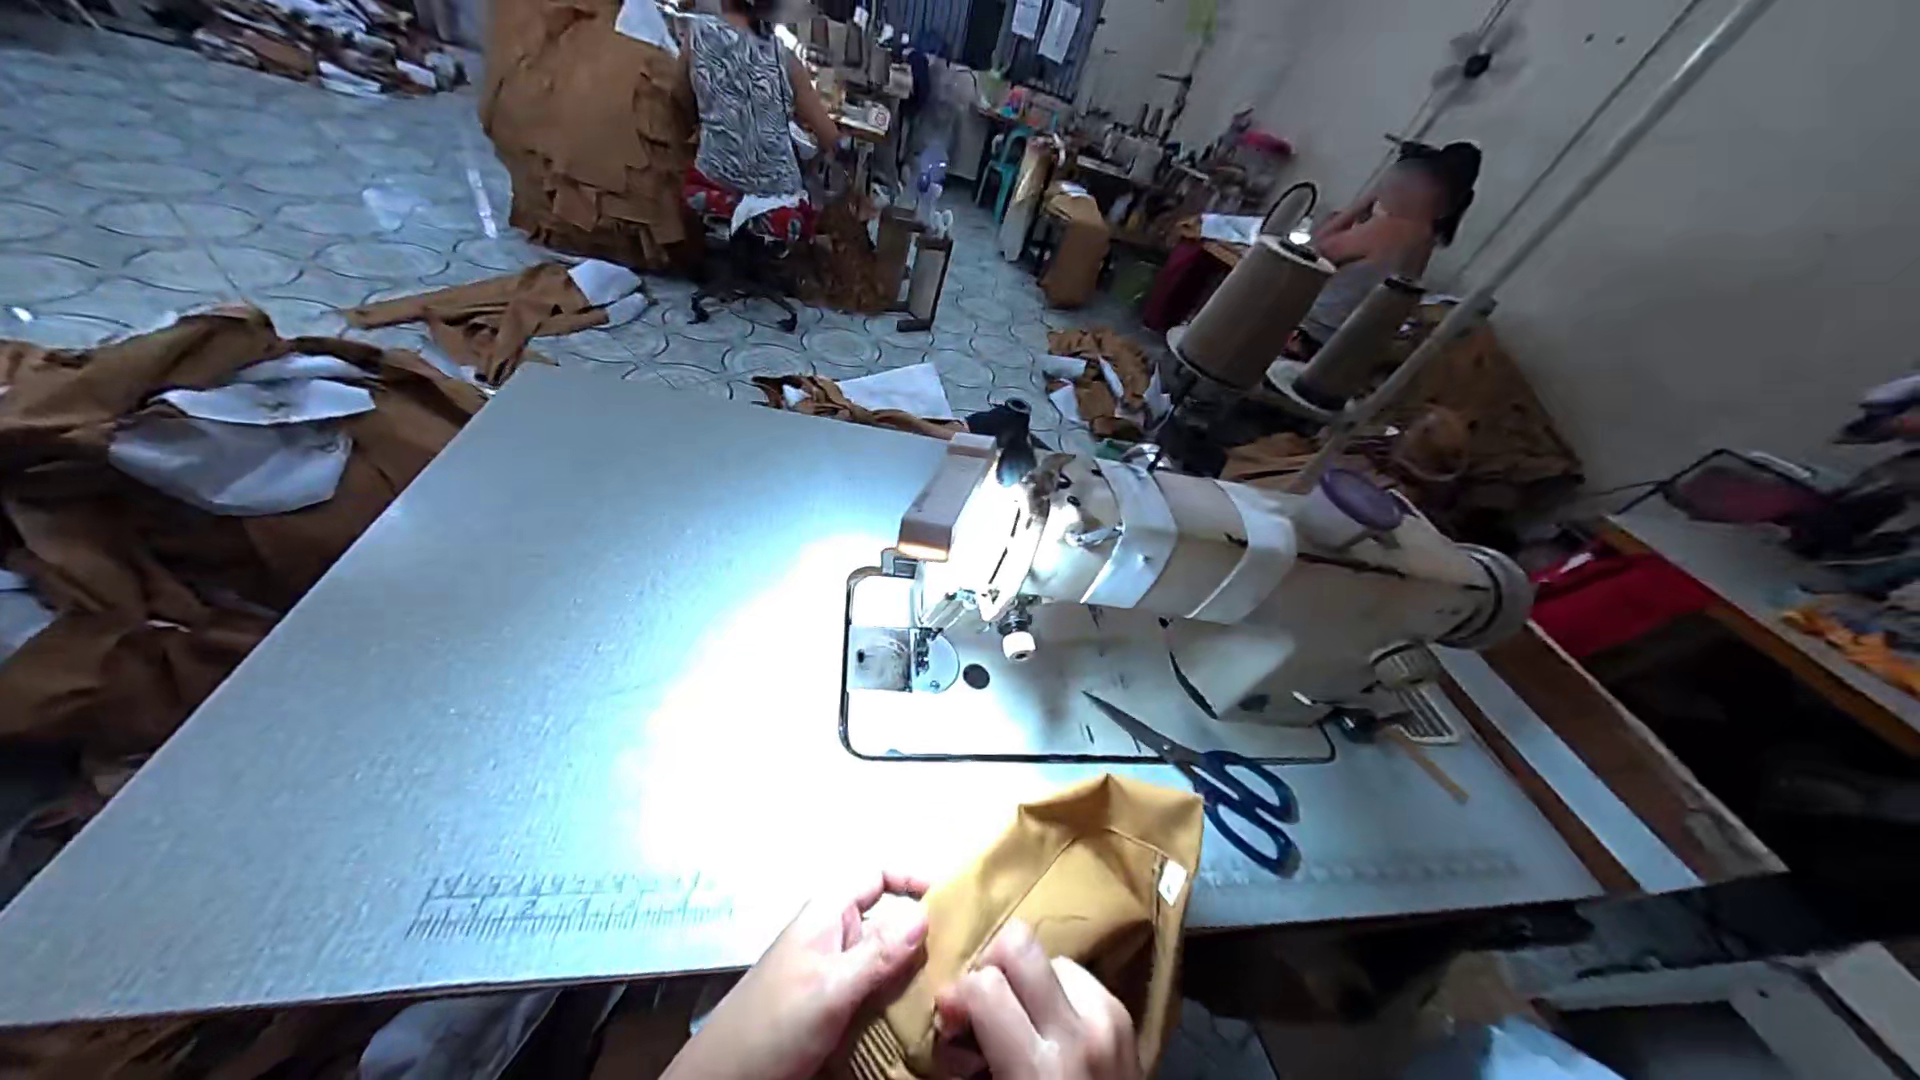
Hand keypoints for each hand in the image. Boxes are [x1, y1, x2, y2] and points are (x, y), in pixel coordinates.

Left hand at [664, 871, 929, 1079]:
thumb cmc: (775, 1023)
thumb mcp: (831, 987)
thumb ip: (879, 952)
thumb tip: (927, 913)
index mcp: (829, 912)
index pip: (878, 874)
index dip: (912, 878)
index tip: (949, 899)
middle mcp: (834, 933)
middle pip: (888, 919)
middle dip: (921, 935)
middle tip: (959, 956)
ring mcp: (834, 970)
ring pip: (885, 959)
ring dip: (912, 973)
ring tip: (948, 987)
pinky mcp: (834, 1004)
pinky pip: (875, 991)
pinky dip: (897, 999)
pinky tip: (919, 1017)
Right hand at [932, 920, 1139, 1079]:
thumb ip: (965, 1060)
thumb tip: (949, 1009)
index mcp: (1041, 1070)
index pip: (986, 987)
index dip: (959, 994)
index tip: (952, 1016)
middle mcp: (1079, 1032)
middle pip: (1020, 942)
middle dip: (993, 963)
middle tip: (985, 999)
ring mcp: (1108, 1016)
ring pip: (1048, 955)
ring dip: (1028, 981)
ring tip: (1023, 1018)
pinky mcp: (1124, 1011)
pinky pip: (1075, 973)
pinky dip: (1056, 990)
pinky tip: (1053, 1024)